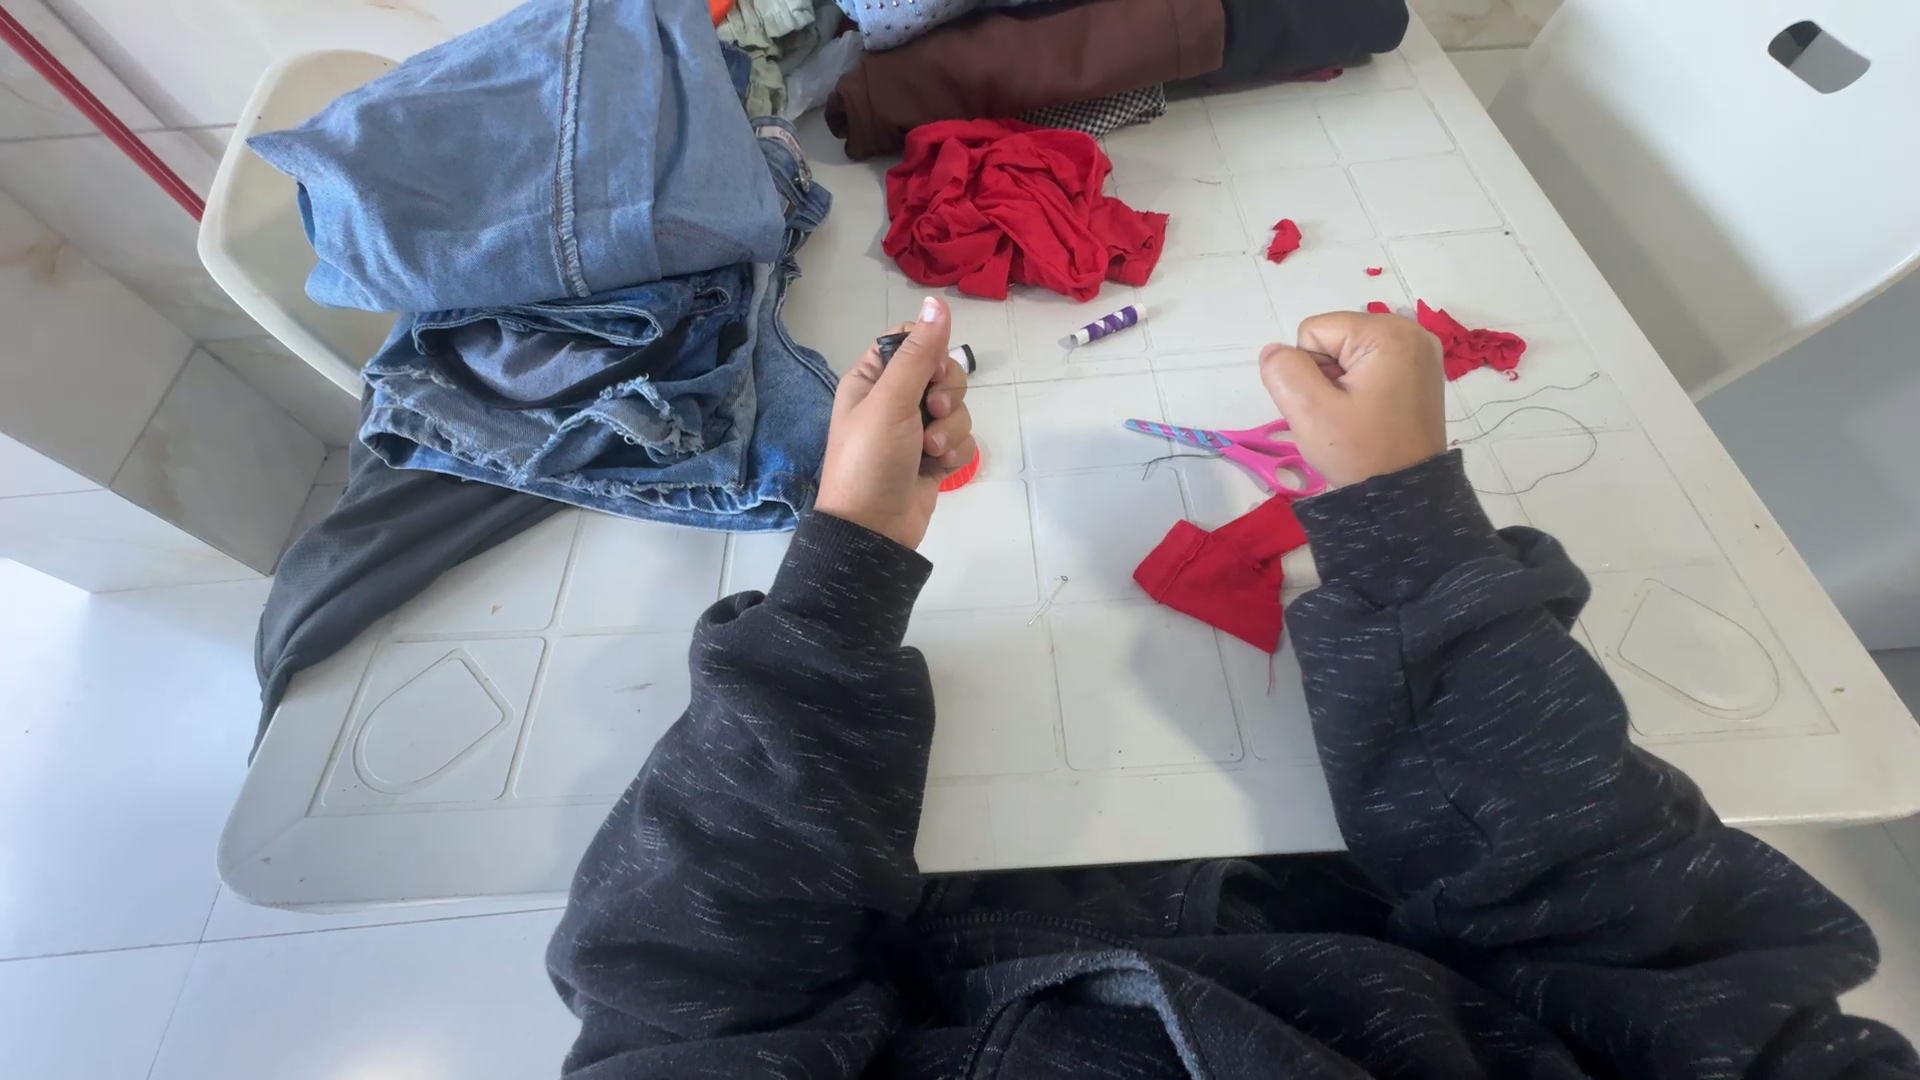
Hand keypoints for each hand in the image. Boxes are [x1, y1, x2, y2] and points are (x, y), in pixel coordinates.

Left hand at [814, 296, 975, 548]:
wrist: (874, 529)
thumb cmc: (871, 459)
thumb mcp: (891, 401)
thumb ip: (918, 353)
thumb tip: (937, 301)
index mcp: (872, 378)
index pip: (911, 341)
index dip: (930, 351)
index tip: (932, 370)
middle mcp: (895, 399)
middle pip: (943, 372)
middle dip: (947, 394)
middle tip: (932, 413)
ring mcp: (916, 430)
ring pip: (957, 408)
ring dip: (950, 429)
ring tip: (929, 451)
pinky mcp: (934, 457)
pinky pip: (960, 440)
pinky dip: (954, 453)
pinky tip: (936, 469)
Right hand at [1258, 310, 1446, 487]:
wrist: (1403, 490)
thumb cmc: (1359, 450)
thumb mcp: (1309, 412)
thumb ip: (1283, 372)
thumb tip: (1273, 351)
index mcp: (1386, 333)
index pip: (1312, 331)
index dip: (1306, 369)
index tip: (1328, 402)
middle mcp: (1409, 330)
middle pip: (1332, 338)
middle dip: (1323, 373)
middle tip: (1339, 411)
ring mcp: (1418, 349)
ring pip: (1346, 352)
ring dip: (1338, 381)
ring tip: (1353, 413)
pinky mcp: (1418, 369)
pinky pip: (1367, 363)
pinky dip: (1358, 384)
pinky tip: (1367, 410)